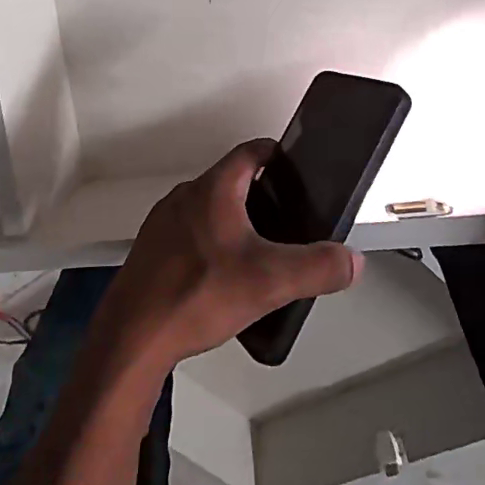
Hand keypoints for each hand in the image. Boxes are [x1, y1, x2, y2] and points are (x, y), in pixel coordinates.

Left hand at [93, 139, 364, 366]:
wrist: (135, 333)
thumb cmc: (194, 295)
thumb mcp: (270, 282)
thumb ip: (318, 268)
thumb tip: (349, 260)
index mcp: (213, 190)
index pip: (249, 151)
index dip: (275, 153)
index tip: (290, 164)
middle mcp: (184, 197)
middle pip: (228, 180)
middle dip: (258, 193)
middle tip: (284, 215)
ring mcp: (164, 221)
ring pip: (207, 207)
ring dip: (232, 219)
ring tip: (257, 250)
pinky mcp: (152, 248)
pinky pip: (188, 232)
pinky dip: (209, 242)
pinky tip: (220, 275)